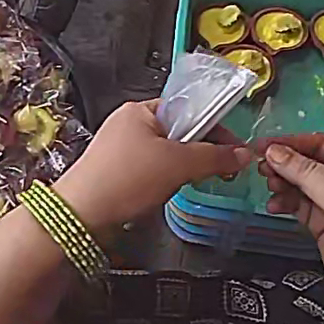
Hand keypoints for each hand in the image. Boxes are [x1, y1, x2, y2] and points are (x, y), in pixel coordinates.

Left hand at [57, 100, 251, 228]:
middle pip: (179, 133)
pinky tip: (162, 193)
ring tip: (182, 183)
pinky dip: (162, 181)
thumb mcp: (178, 165)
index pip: (189, 109)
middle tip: (215, 171)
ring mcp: (120, 148)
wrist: (82, 213)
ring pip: (165, 154)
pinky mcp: (116, 170)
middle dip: (198, 153)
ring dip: (180, 170)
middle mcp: (129, 124)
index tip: (233, 149)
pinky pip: (150, 170)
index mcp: (141, 109)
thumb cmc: (124, 180)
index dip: (215, 128)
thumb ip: (214, 157)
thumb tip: (241, 154)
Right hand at [259, 133, 323, 323]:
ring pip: (302, 184)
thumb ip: (311, 176)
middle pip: (311, 162)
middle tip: (261, 165)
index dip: (296, 143)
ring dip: (283, 182)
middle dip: (286, 162)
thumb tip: (276, 152)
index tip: (266, 145)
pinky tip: (274, 205)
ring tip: (268, 185)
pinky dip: (284, 203)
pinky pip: (299, 207)